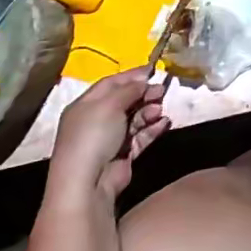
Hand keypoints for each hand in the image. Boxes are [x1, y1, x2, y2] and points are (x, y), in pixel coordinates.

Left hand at [47, 67, 169, 204]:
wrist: (88, 181)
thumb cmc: (93, 136)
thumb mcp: (109, 105)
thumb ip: (129, 89)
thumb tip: (144, 81)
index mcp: (86, 105)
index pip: (111, 84)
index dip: (132, 75)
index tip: (154, 69)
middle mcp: (96, 120)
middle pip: (125, 100)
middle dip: (144, 94)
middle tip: (161, 91)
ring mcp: (110, 138)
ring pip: (136, 117)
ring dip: (149, 111)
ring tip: (159, 111)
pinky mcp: (123, 153)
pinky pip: (142, 135)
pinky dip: (153, 128)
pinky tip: (164, 123)